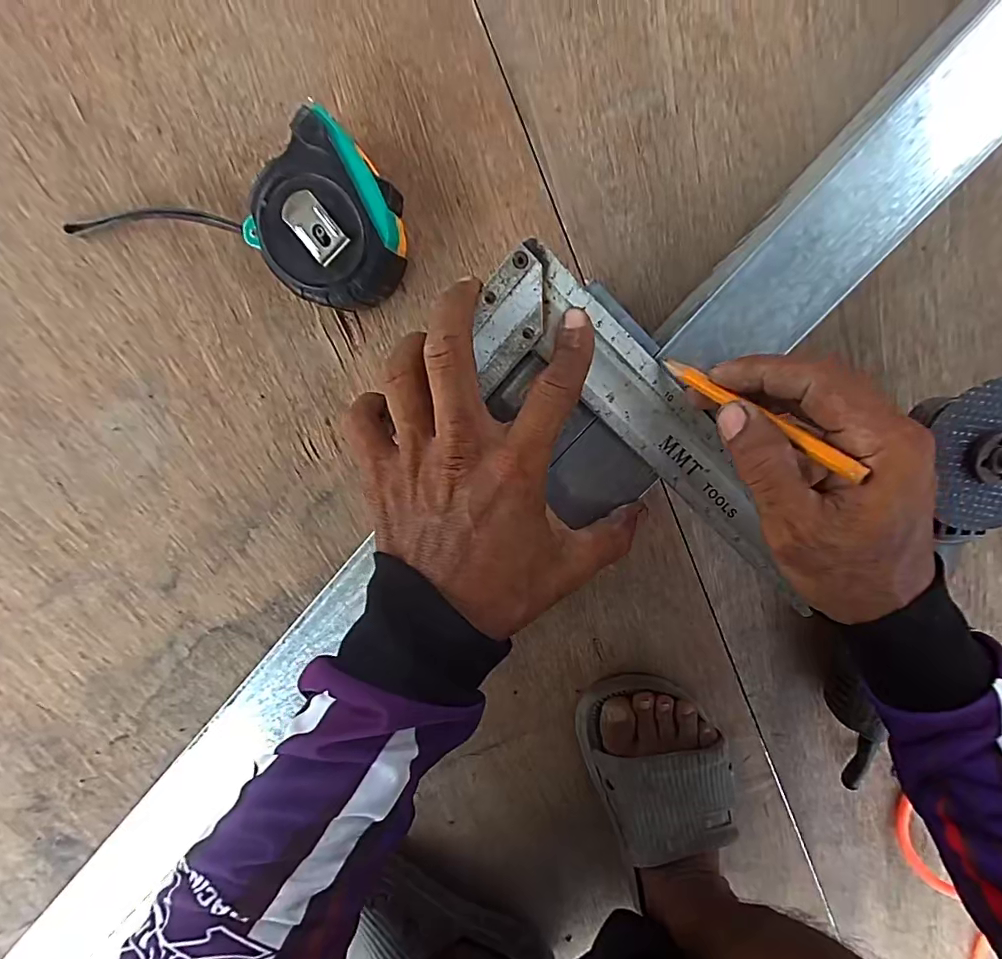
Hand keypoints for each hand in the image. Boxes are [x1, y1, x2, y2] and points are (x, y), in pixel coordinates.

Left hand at [342, 279, 645, 638]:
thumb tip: (641, 513)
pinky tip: (384, 404)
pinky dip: (368, 404)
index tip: (576, 321)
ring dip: (411, 345)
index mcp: (514, 465)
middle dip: (457, 306)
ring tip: (426, 339)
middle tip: (468, 289)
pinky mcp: (379, 474)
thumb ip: (611, 537)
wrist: (436, 626)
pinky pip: (360, 421)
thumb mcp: (568, 567)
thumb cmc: (501, 591)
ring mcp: (413, 455)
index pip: (553, 391)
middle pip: (449, 353)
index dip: (571, 350)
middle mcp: (460, 446)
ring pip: (400, 374)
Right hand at [707, 354, 936, 623]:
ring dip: (773, 396)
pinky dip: (788, 418)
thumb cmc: (845, 574)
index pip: (821, 382)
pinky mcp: (873, 453)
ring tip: (725, 404)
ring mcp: (887, 441)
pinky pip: (827, 420)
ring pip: (825, 398)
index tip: (716, 378)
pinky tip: (757, 425)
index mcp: (886, 443)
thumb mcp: (794, 524)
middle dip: (763, 380)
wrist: (886, 608)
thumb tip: (732, 413)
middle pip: (824, 382)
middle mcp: (895, 431)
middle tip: (711, 389)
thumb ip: (764, 464)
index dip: (763, 373)